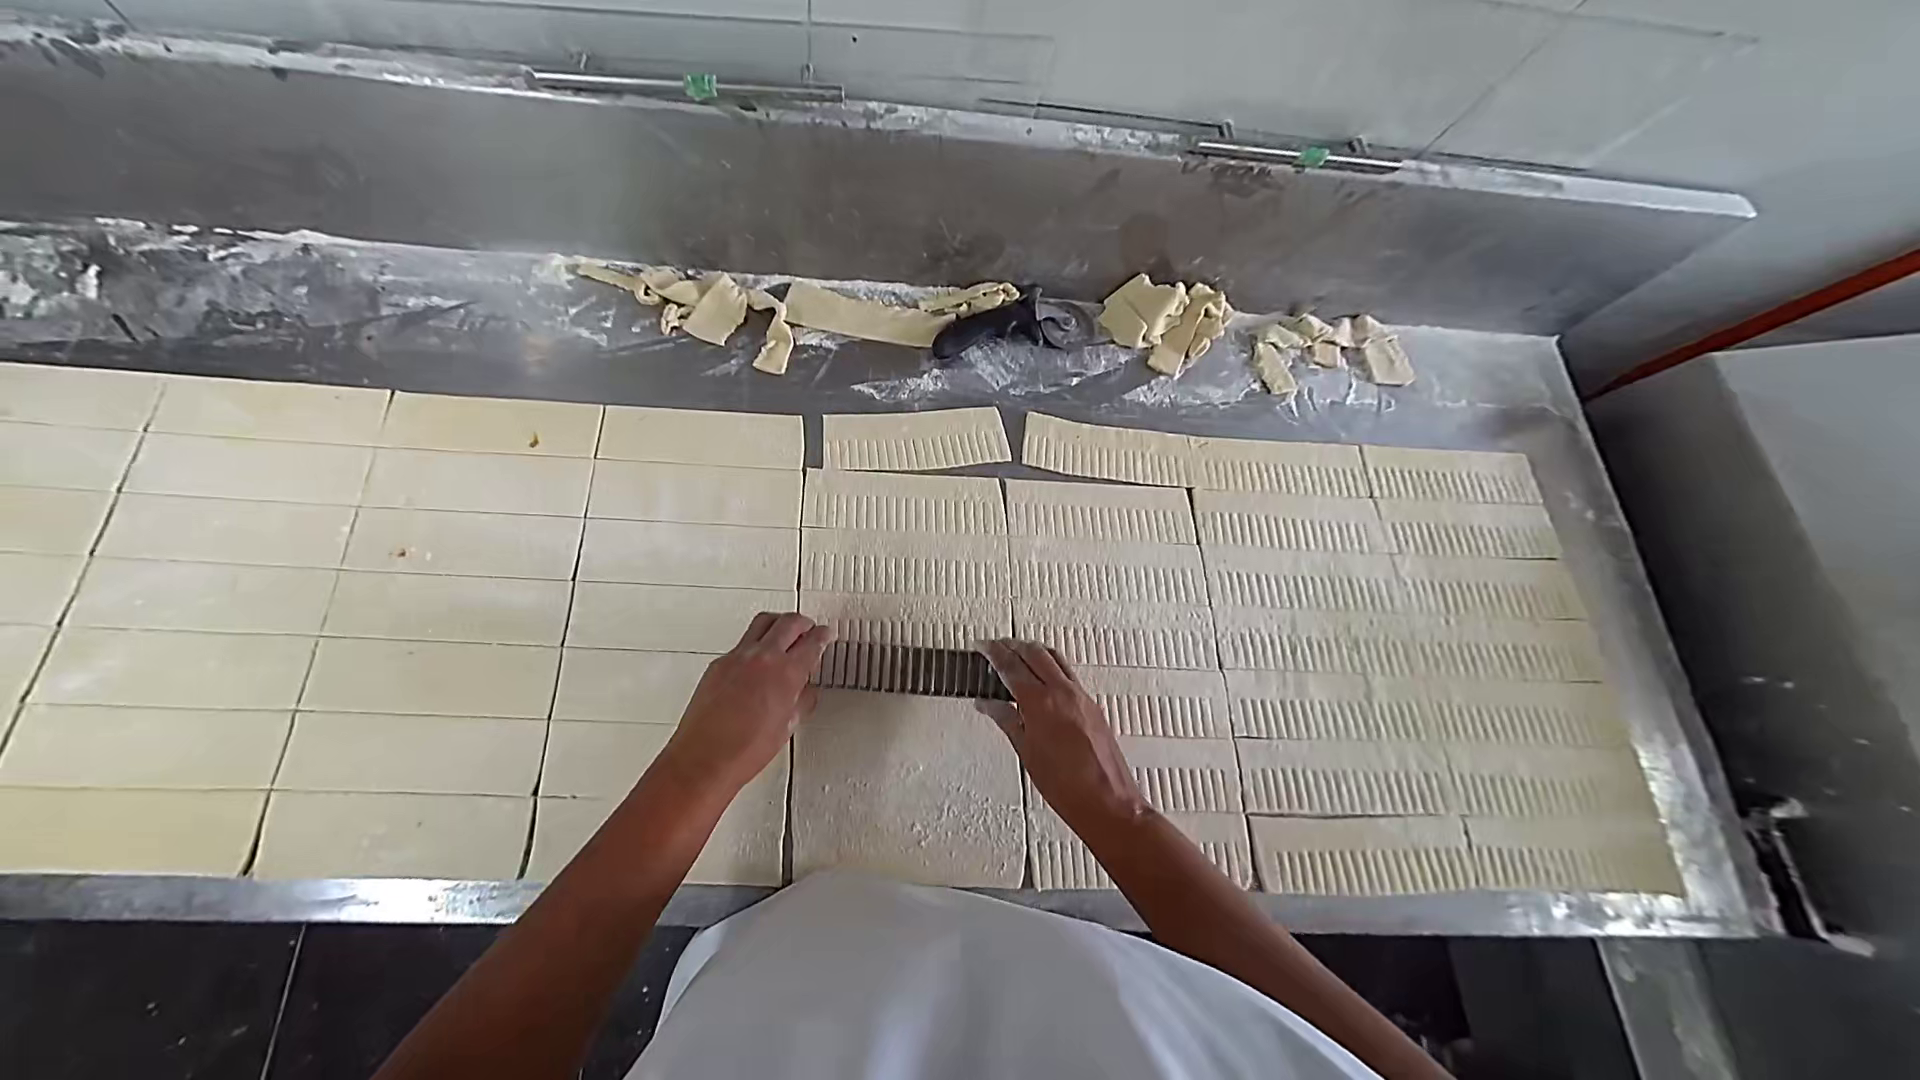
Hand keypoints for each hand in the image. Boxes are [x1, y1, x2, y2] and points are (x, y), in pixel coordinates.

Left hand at [654, 613, 833, 798]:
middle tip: (809, 628)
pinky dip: (755, 642)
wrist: (705, 759)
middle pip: (789, 622)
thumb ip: (802, 700)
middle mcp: (763, 658)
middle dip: (804, 623)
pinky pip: (741, 642)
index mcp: (786, 673)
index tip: (825, 635)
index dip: (823, 635)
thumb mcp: (788, 725)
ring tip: (784, 631)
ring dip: (779, 623)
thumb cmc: (743, 750)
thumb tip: (806, 693)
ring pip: (763, 622)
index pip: (813, 641)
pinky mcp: (718, 664)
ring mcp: (737, 658)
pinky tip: (757, 656)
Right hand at [979, 639, 1149, 832]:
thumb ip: (1006, 719)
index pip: (1011, 665)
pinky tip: (1041, 676)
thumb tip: (989, 704)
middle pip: (1033, 652)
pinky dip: (1050, 665)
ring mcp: (1081, 696)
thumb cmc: (1069, 787)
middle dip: (1011, 645)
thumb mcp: (1026, 752)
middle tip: (995, 646)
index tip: (982, 647)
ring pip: (1054, 657)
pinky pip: (1068, 672)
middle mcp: (1063, 693)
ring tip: (1017, 653)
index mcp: (1041, 703)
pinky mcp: (1092, 704)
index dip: (993, 652)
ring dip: (1032, 650)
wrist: (1108, 803)